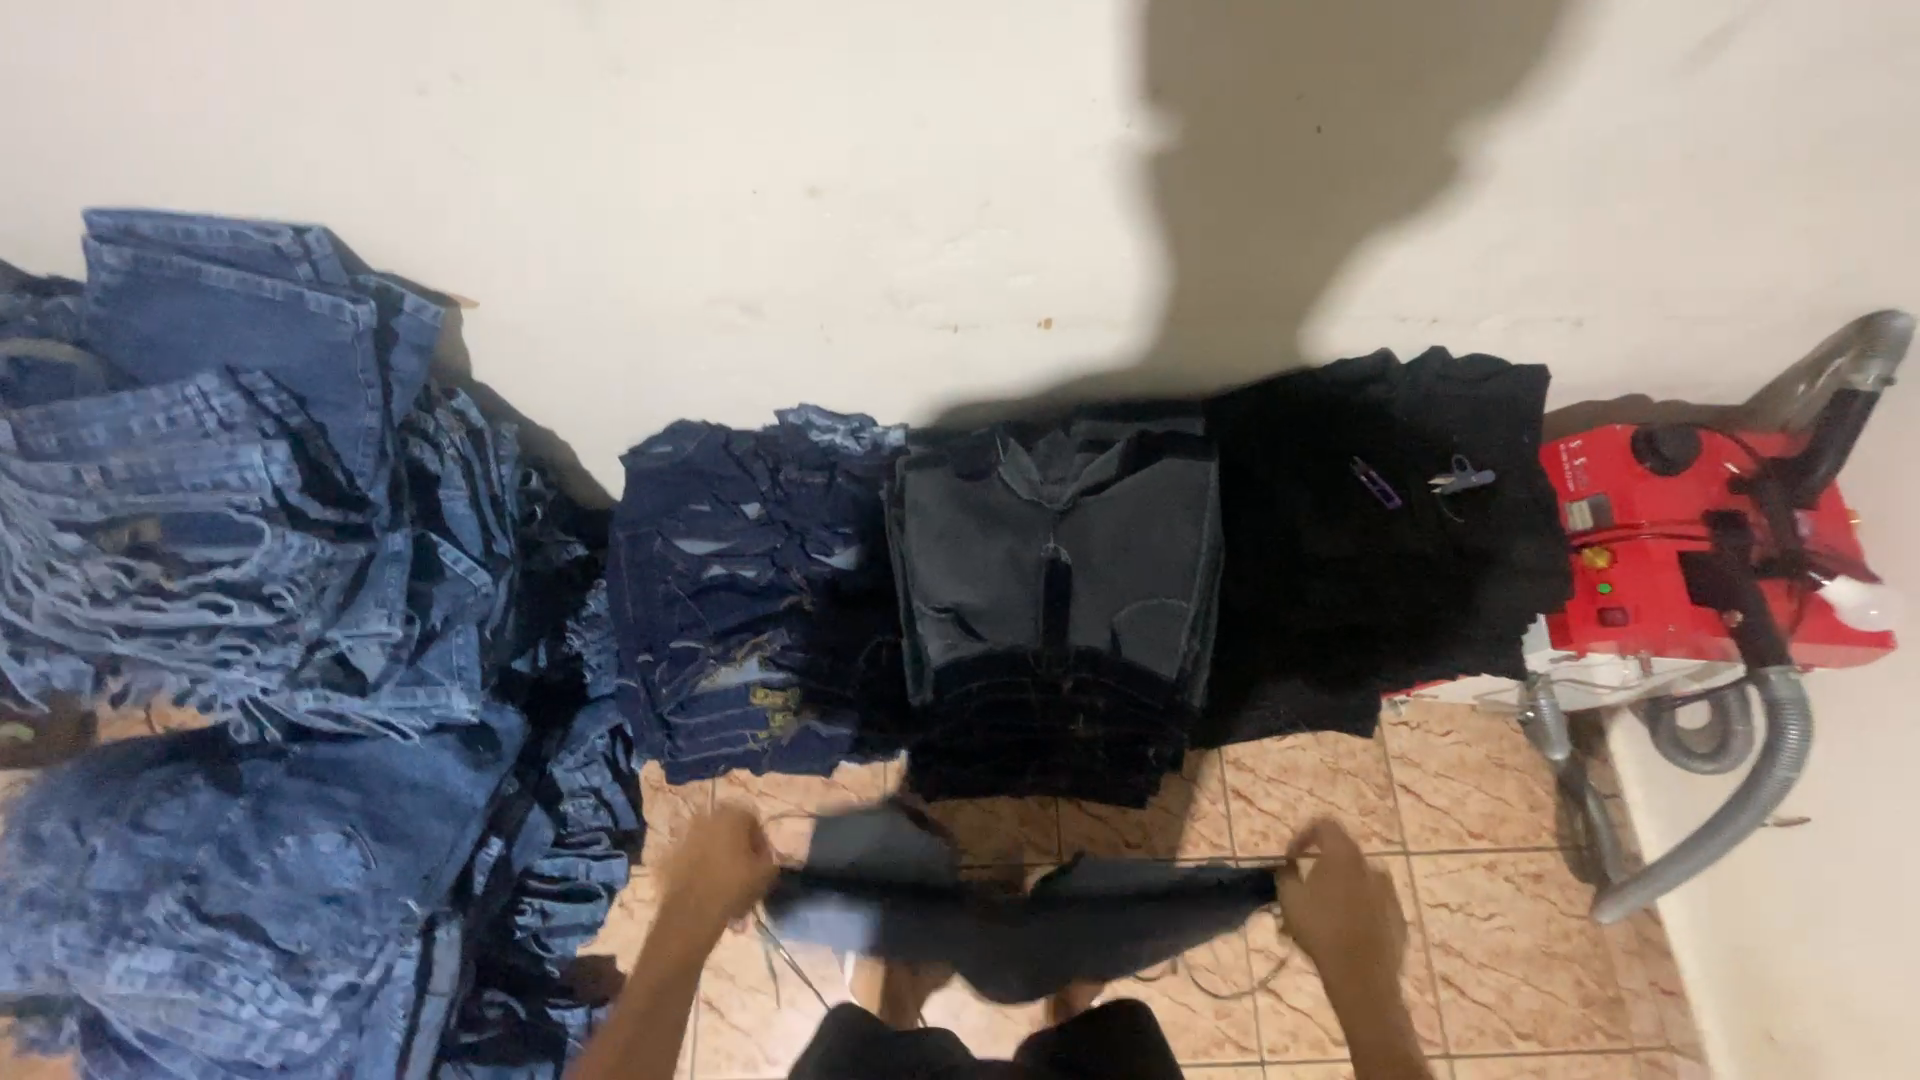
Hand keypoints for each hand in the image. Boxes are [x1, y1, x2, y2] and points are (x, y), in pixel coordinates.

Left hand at [657, 803, 778, 937]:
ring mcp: (686, 835)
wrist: (692, 912)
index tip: (761, 863)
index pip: (753, 821)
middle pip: (728, 829)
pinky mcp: (670, 855)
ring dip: (717, 855)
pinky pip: (691, 857)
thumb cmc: (734, 885)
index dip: (760, 842)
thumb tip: (765, 860)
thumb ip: (770, 860)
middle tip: (743, 869)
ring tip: (723, 880)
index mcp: (733, 815)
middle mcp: (708, 818)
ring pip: (708, 842)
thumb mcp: (766, 874)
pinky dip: (699, 867)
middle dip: (737, 846)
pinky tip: (706, 886)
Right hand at [1276, 819, 1407, 991]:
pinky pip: (1375, 904)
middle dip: (1322, 865)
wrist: (1362, 977)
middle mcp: (1370, 866)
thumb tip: (1290, 866)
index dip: (1303, 835)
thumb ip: (1286, 873)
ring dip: (1341, 887)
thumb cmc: (1320, 929)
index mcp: (1343, 855)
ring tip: (1324, 912)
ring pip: (1360, 880)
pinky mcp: (1399, 919)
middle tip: (1305, 886)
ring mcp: (1389, 893)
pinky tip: (1346, 930)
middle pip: (1343, 854)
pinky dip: (1359, 908)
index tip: (1291, 858)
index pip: (1324, 825)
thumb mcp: (1288, 897)